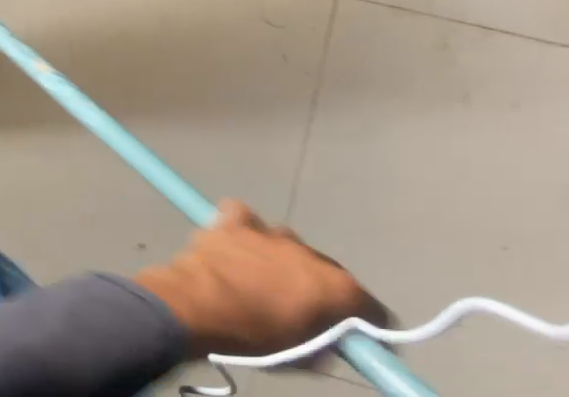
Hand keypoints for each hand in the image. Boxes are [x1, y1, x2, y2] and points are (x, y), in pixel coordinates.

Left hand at [134, 200, 388, 358]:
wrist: (198, 304)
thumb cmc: (255, 335)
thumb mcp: (303, 353)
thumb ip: (326, 340)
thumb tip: (332, 336)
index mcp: (337, 287)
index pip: (370, 308)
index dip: (365, 324)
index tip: (353, 335)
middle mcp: (309, 253)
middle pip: (326, 270)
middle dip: (319, 287)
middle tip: (300, 305)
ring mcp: (269, 233)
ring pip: (286, 241)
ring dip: (280, 257)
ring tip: (262, 273)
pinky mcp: (232, 221)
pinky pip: (242, 215)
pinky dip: (242, 226)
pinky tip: (236, 239)